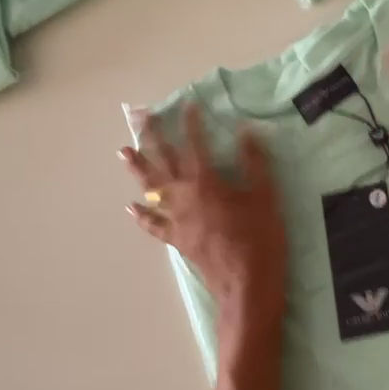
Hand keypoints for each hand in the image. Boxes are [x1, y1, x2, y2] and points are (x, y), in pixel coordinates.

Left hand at [123, 103, 287, 344]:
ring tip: (123, 152)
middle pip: (163, 162)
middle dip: (152, 137)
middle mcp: (184, 198)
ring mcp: (177, 220)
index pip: (195, 144)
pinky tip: (132, 208)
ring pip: (151, 190)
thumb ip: (254, 163)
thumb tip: (245, 131)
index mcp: (206, 182)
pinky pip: (154, 225)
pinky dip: (142, 215)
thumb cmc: (260, 238)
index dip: (191, 123)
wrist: (247, 286)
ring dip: (137, 169)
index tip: (188, 104)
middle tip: (141, 117)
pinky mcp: (177, 240)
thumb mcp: (265, 196)